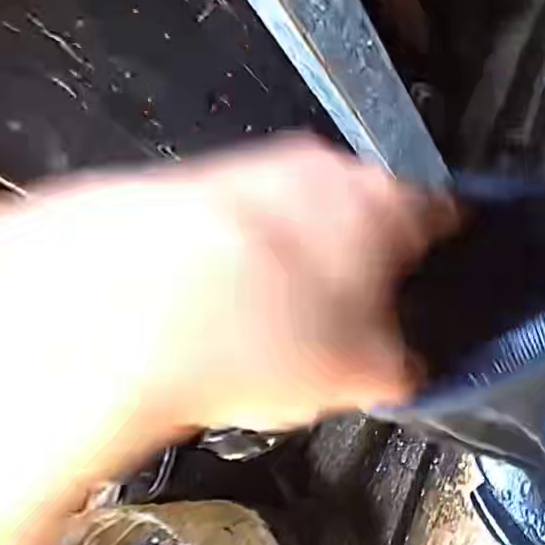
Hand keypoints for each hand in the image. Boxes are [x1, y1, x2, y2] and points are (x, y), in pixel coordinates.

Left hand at [0, 136, 454, 461]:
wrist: (94, 316)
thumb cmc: (261, 336)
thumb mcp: (362, 376)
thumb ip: (405, 366)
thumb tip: (406, 367)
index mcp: (392, 206)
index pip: (448, 213)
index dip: (450, 246)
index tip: (443, 268)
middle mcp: (328, 170)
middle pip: (371, 209)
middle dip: (371, 253)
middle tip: (358, 311)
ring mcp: (250, 168)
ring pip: (300, 211)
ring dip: (301, 253)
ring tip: (274, 318)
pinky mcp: (176, 182)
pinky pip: (232, 221)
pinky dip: (234, 257)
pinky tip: (209, 309)